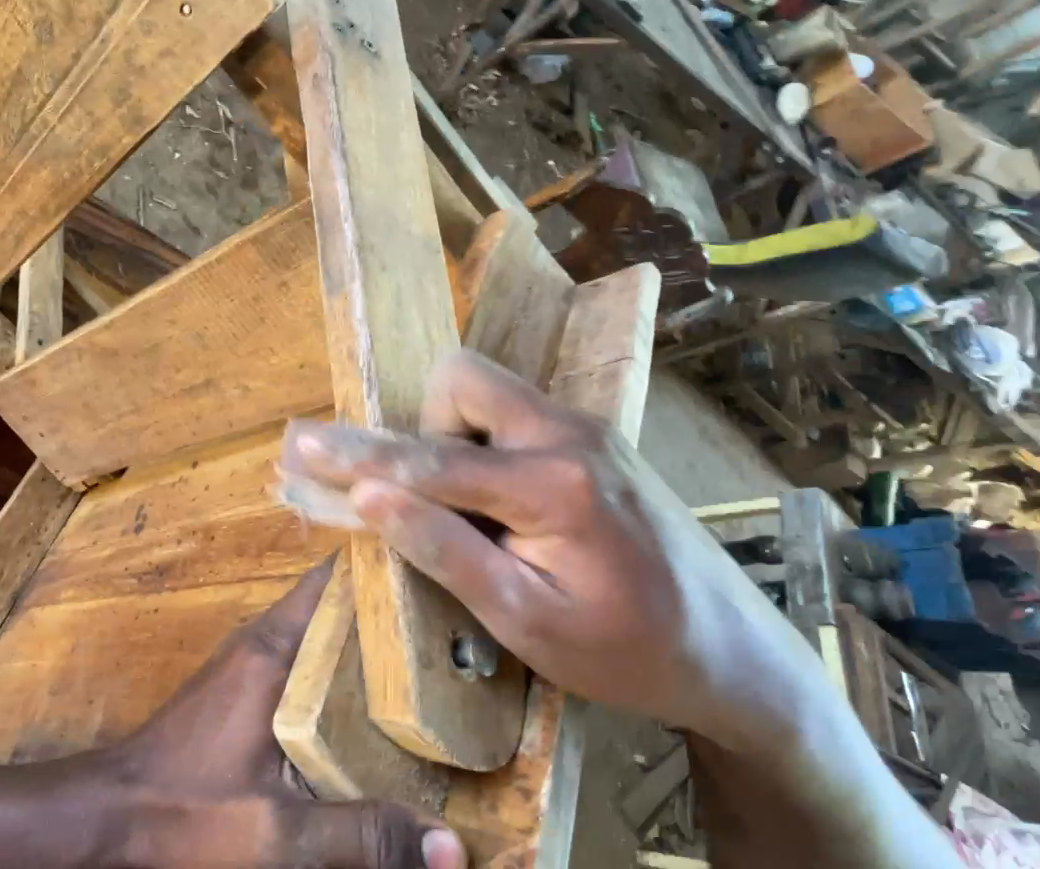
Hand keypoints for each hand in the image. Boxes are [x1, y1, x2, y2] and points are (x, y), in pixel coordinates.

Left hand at [93, 560, 466, 868]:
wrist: (113, 809)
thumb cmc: (187, 809)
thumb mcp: (278, 833)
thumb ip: (362, 835)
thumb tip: (452, 848)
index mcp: (270, 653)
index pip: (328, 582)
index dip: (382, 568)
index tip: (440, 569)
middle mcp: (259, 642)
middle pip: (330, 602)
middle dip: (386, 604)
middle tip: (456, 617)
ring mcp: (246, 660)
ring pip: (316, 628)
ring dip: (363, 634)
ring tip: (434, 649)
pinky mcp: (240, 684)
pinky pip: (302, 654)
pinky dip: (339, 660)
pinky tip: (376, 693)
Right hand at [281, 351, 833, 753]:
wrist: (742, 658)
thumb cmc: (628, 654)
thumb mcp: (526, 621)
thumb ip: (444, 549)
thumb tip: (368, 495)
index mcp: (553, 484)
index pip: (427, 458)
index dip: (354, 454)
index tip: (297, 444)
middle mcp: (572, 434)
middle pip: (462, 381)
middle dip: (426, 430)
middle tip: (436, 500)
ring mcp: (590, 429)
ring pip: (489, 393)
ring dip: (457, 440)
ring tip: (479, 515)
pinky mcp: (598, 439)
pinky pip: (516, 414)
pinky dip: (485, 447)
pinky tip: (509, 510)